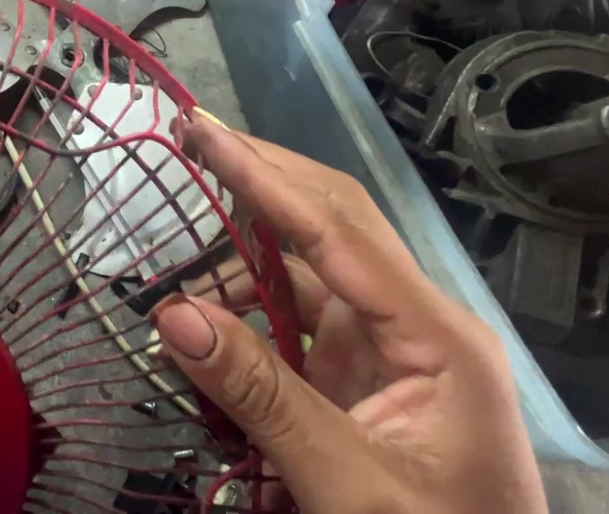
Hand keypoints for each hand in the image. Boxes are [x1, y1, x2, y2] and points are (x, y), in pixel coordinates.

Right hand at [155, 110, 547, 513]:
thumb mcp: (351, 486)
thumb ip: (262, 398)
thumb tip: (172, 313)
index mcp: (437, 335)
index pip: (335, 228)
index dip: (261, 174)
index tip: (200, 130)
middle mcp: (415, 319)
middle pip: (330, 219)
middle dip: (259, 176)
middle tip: (189, 139)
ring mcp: (389, 341)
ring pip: (304, 264)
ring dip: (239, 257)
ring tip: (180, 268)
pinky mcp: (362, 367)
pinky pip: (293, 311)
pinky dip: (244, 306)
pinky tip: (207, 320)